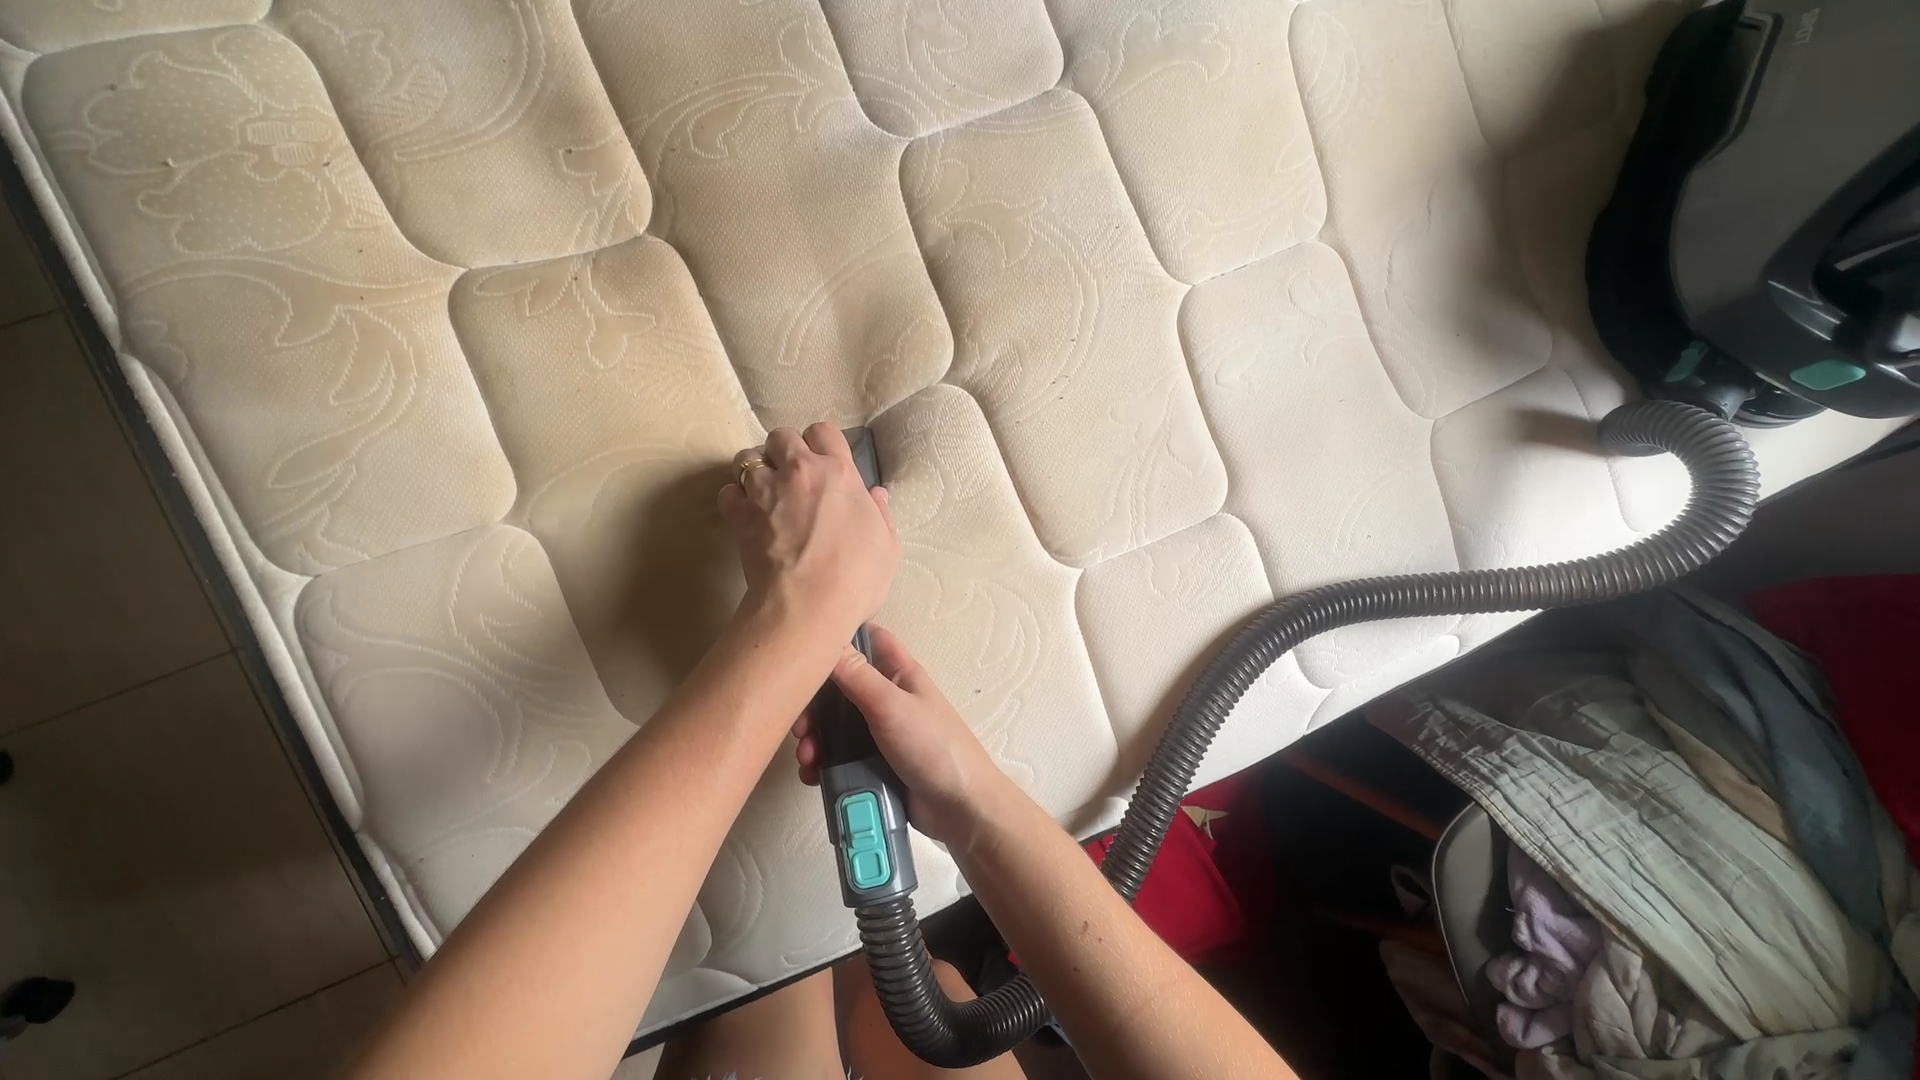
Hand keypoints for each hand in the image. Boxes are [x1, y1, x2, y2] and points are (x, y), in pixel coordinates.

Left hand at [718, 423, 899, 641]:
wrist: (808, 606)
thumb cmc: (856, 579)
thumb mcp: (887, 547)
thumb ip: (880, 515)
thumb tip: (876, 495)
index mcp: (839, 473)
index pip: (824, 431)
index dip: (820, 442)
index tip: (821, 459)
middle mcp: (800, 471)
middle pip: (781, 436)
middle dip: (783, 449)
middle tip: (789, 473)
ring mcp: (765, 491)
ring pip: (747, 457)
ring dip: (754, 469)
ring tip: (762, 489)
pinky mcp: (739, 514)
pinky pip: (728, 491)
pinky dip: (734, 498)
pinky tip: (745, 512)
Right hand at [790, 625, 1017, 848]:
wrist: (958, 808)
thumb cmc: (932, 746)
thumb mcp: (891, 705)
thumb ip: (856, 675)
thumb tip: (827, 638)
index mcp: (899, 673)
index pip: (868, 639)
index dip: (840, 636)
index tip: (806, 645)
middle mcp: (888, 698)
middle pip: (841, 687)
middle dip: (815, 703)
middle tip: (800, 725)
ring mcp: (880, 732)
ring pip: (836, 725)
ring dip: (816, 738)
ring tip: (807, 758)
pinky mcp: (873, 763)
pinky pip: (840, 756)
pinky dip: (823, 762)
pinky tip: (813, 774)